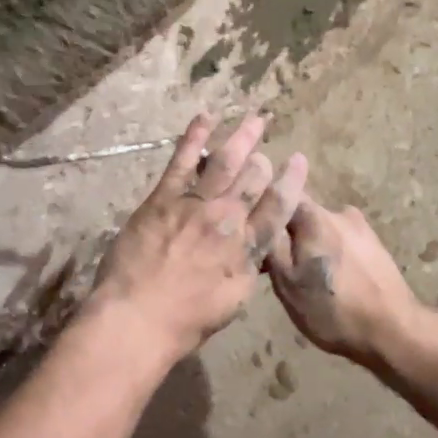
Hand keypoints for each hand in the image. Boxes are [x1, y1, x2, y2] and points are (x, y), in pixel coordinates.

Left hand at [89, 114, 307, 362]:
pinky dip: (195, 136)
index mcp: (247, 248)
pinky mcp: (163, 198)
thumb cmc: (186, 320)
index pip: (278, 207)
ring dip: (241, 137)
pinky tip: (206, 117)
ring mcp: (195, 204)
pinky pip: (183, 160)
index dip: (291, 182)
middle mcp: (227, 219)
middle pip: (253, 179)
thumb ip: (248, 268)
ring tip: (253, 118)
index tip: (298, 162)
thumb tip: (256, 248)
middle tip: (264, 145)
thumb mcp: (233, 300)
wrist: (138, 317)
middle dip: (260, 160)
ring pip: (225, 162)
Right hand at [266, 194, 425, 368]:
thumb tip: (261, 218)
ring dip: (313, 247)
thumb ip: (271, 245)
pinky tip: (335, 283)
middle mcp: (339, 211)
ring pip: (323, 230)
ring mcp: (362, 228)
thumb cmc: (332, 308)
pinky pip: (343, 243)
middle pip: (302, 214)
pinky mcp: (376, 246)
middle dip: (289, 235)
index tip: (253, 230)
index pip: (280, 193)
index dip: (264, 209)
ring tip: (310, 281)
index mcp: (314, 215)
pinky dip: (333, 256)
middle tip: (280, 268)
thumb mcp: (287, 282)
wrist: (394, 330)